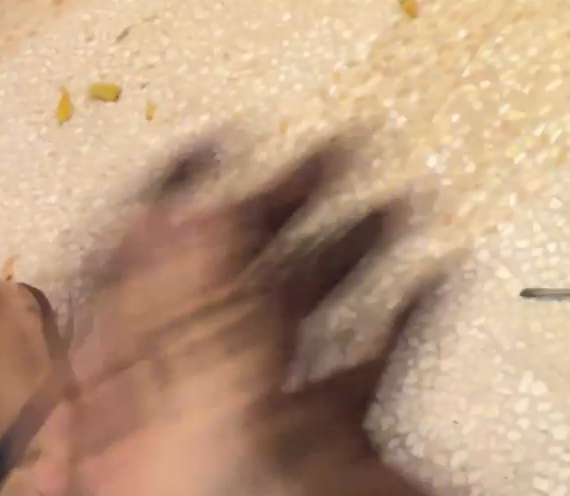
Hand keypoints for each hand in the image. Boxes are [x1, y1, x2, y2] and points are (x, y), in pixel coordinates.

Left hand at [59, 143, 439, 495]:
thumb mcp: (200, 435)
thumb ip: (193, 325)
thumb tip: (189, 208)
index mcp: (131, 413)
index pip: (130, 282)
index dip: (167, 199)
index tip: (219, 135)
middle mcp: (193, 412)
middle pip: (237, 281)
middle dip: (290, 202)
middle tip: (341, 144)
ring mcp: (273, 427)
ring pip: (314, 308)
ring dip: (361, 243)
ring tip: (402, 198)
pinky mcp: (345, 434)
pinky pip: (380, 350)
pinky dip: (413, 304)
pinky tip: (440, 272)